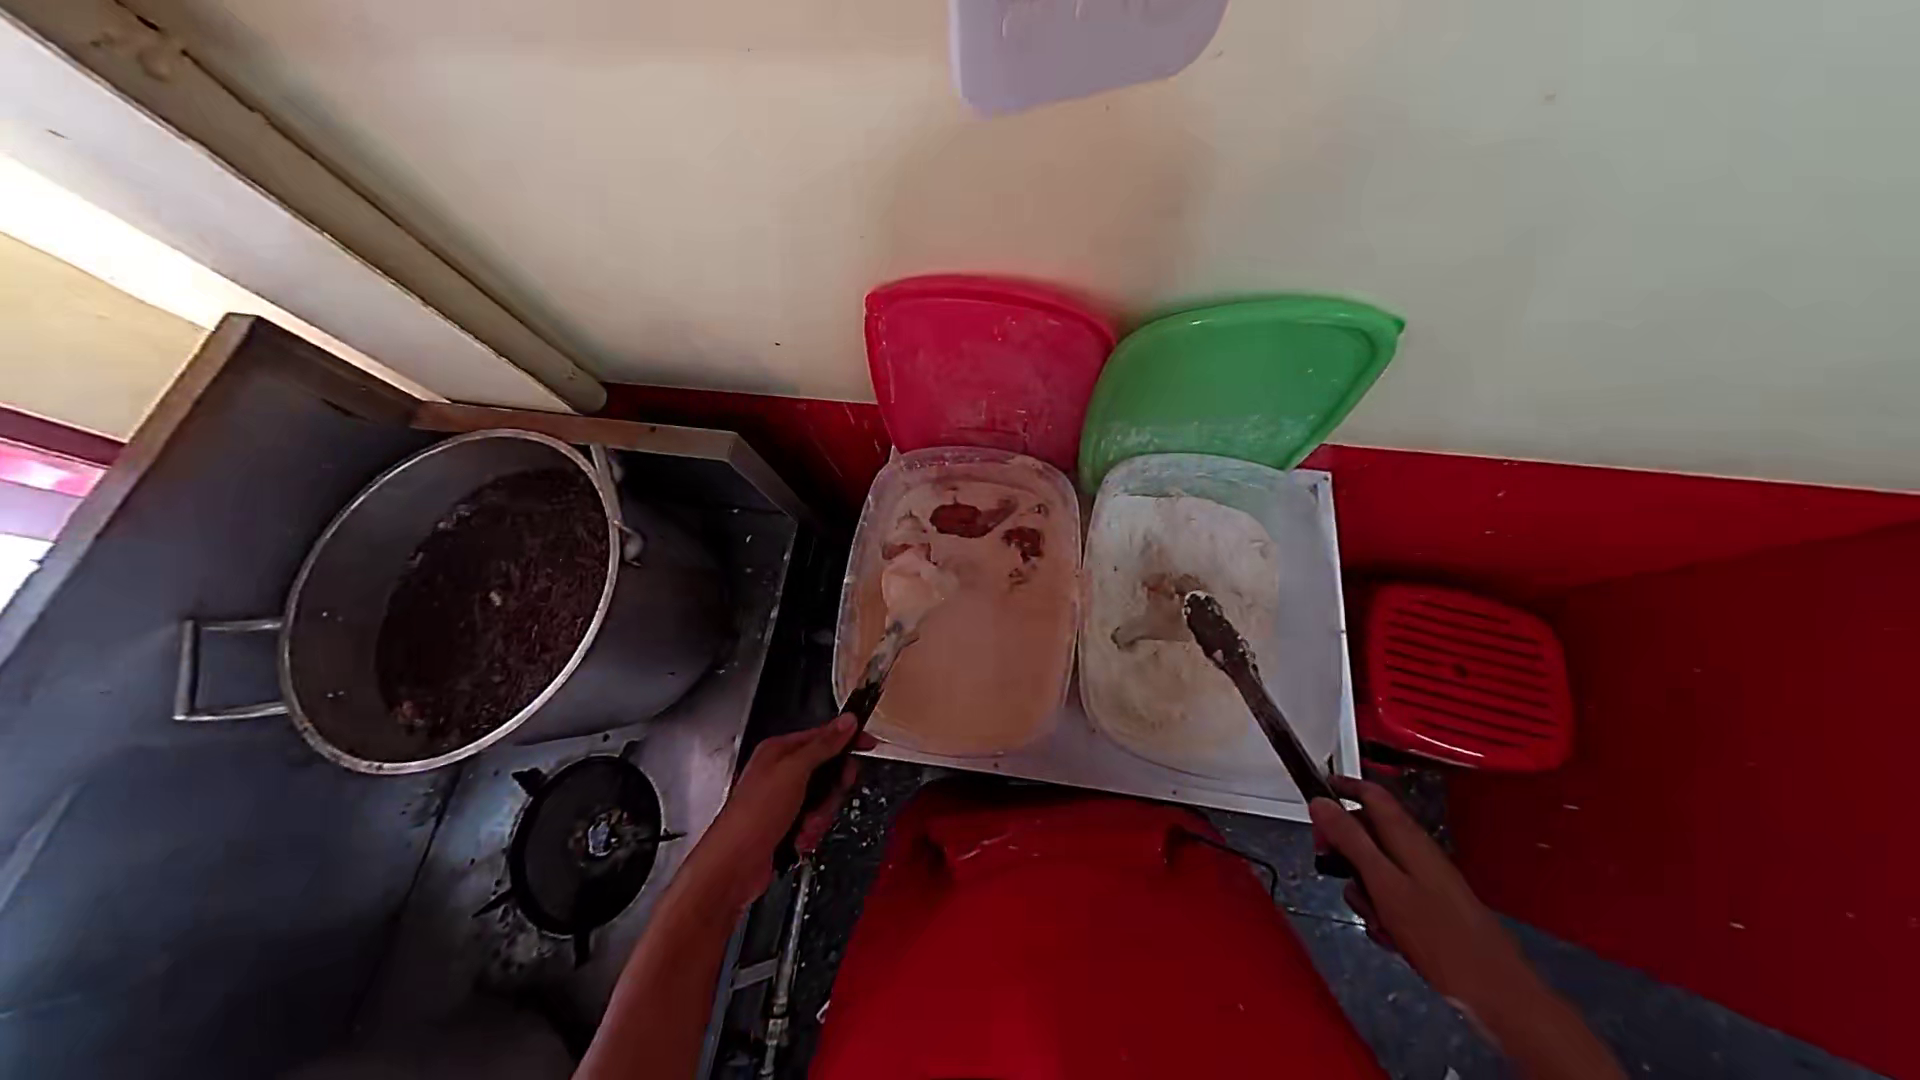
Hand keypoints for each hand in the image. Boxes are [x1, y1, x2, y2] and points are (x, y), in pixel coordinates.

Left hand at [688, 715, 871, 908]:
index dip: (847, 740)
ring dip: (820, 816)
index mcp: (780, 751)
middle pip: (828, 771)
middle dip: (830, 792)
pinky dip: (811, 832)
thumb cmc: (753, 816)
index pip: (823, 736)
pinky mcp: (787, 824)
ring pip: (824, 799)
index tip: (868, 743)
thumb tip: (846, 722)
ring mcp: (784, 800)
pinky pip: (816, 821)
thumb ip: (823, 746)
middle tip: (827, 797)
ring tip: (804, 825)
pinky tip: (798, 839)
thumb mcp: (794, 772)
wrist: (734, 867)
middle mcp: (781, 772)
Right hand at [1309, 776, 1531, 1005]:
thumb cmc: (1438, 933)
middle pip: (1368, 831)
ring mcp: (1425, 879)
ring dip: (1362, 888)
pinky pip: (1391, 895)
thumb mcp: (1383, 883)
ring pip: (1375, 868)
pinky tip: (1388, 933)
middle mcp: (1416, 851)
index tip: (1315, 791)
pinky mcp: (1430, 906)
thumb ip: (1350, 840)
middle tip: (1329, 865)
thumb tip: (1320, 802)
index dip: (1342, 787)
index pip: (1371, 794)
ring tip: (1371, 915)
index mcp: (1407, 837)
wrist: (1497, 994)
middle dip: (1343, 847)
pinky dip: (1381, 909)